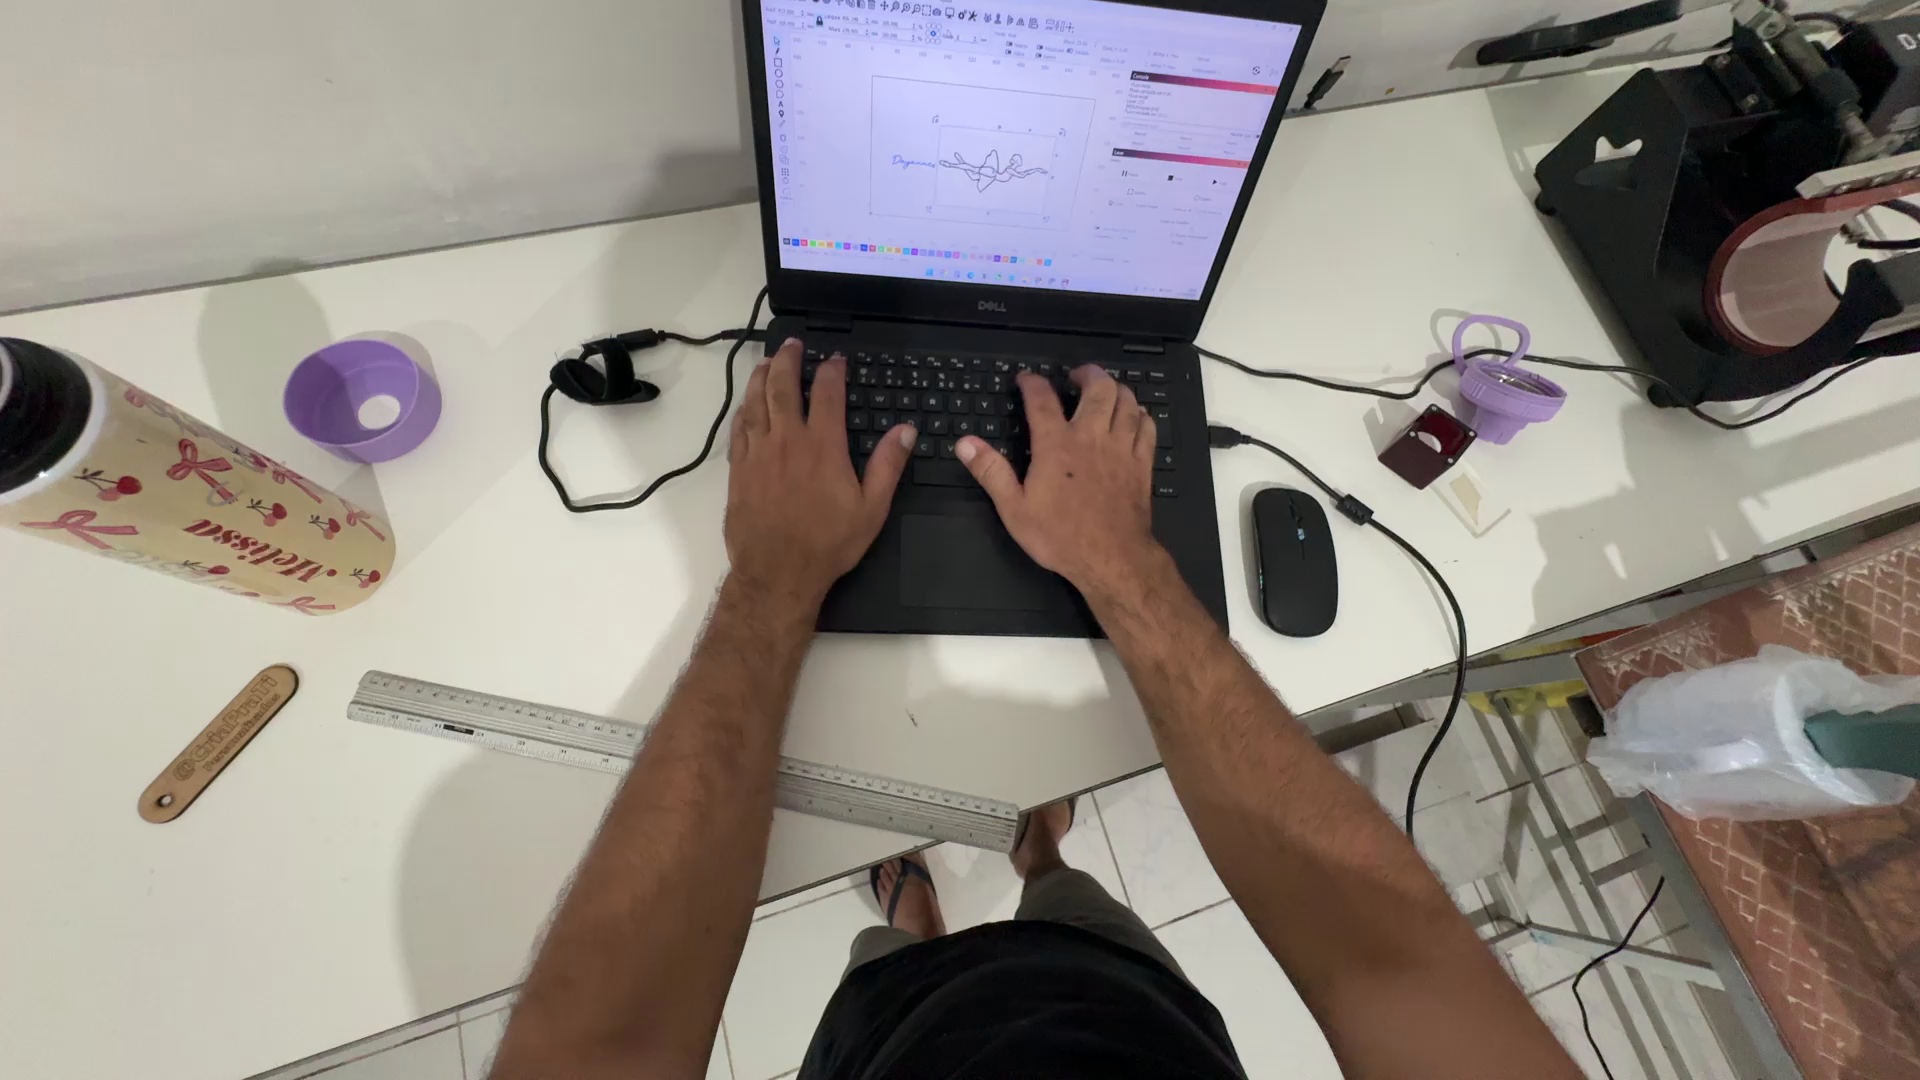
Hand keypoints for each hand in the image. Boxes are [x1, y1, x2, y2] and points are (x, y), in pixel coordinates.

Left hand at [725, 338, 914, 604]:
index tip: (836, 360)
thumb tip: (905, 431)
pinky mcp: (738, 470)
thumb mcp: (871, 508)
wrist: (778, 572)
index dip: (832, 372)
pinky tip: (746, 404)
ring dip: (762, 377)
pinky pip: (738, 429)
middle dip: (789, 361)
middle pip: (784, 388)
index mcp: (822, 447)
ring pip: (756, 402)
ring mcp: (758, 453)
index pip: (828, 395)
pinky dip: (743, 410)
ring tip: (768, 362)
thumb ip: (888, 465)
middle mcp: (787, 441)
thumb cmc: (828, 543)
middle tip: (793, 344)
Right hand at [955, 365, 1162, 595]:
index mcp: (1056, 446)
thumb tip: (965, 444)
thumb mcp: (1014, 508)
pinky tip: (1135, 417)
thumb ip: (990, 472)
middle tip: (1077, 375)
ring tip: (1106, 389)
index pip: (1042, 399)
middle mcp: (1091, 438)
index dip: (1032, 382)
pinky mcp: (1142, 464)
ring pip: (1126, 402)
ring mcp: (1121, 449)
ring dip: (1116, 389)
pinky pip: (1147, 427)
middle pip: (1097, 388)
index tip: (1026, 378)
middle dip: (1087, 373)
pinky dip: (1141, 415)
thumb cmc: (1060, 537)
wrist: (1111, 558)